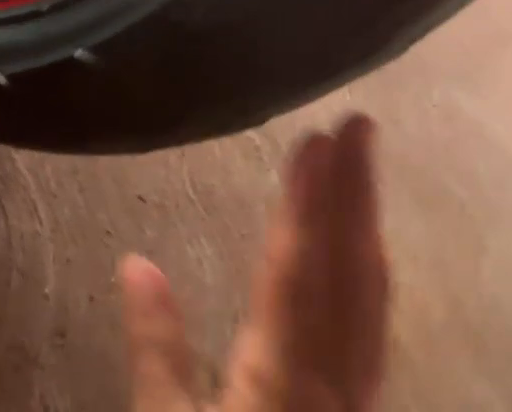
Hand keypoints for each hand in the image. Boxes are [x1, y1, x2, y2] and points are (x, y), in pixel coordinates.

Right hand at [121, 114, 388, 411]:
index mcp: (278, 381)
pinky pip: (372, 327)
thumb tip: (137, 260)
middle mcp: (333, 384)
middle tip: (360, 127)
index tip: (316, 140)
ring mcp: (354, 398)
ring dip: (367, 227)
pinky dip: (368, 274)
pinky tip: (359, 256)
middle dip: (355, 197)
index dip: (307, 205)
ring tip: (361, 171)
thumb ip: (156, 351)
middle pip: (351, 277)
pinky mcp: (354, 407)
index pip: (297, 274)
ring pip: (375, 301)